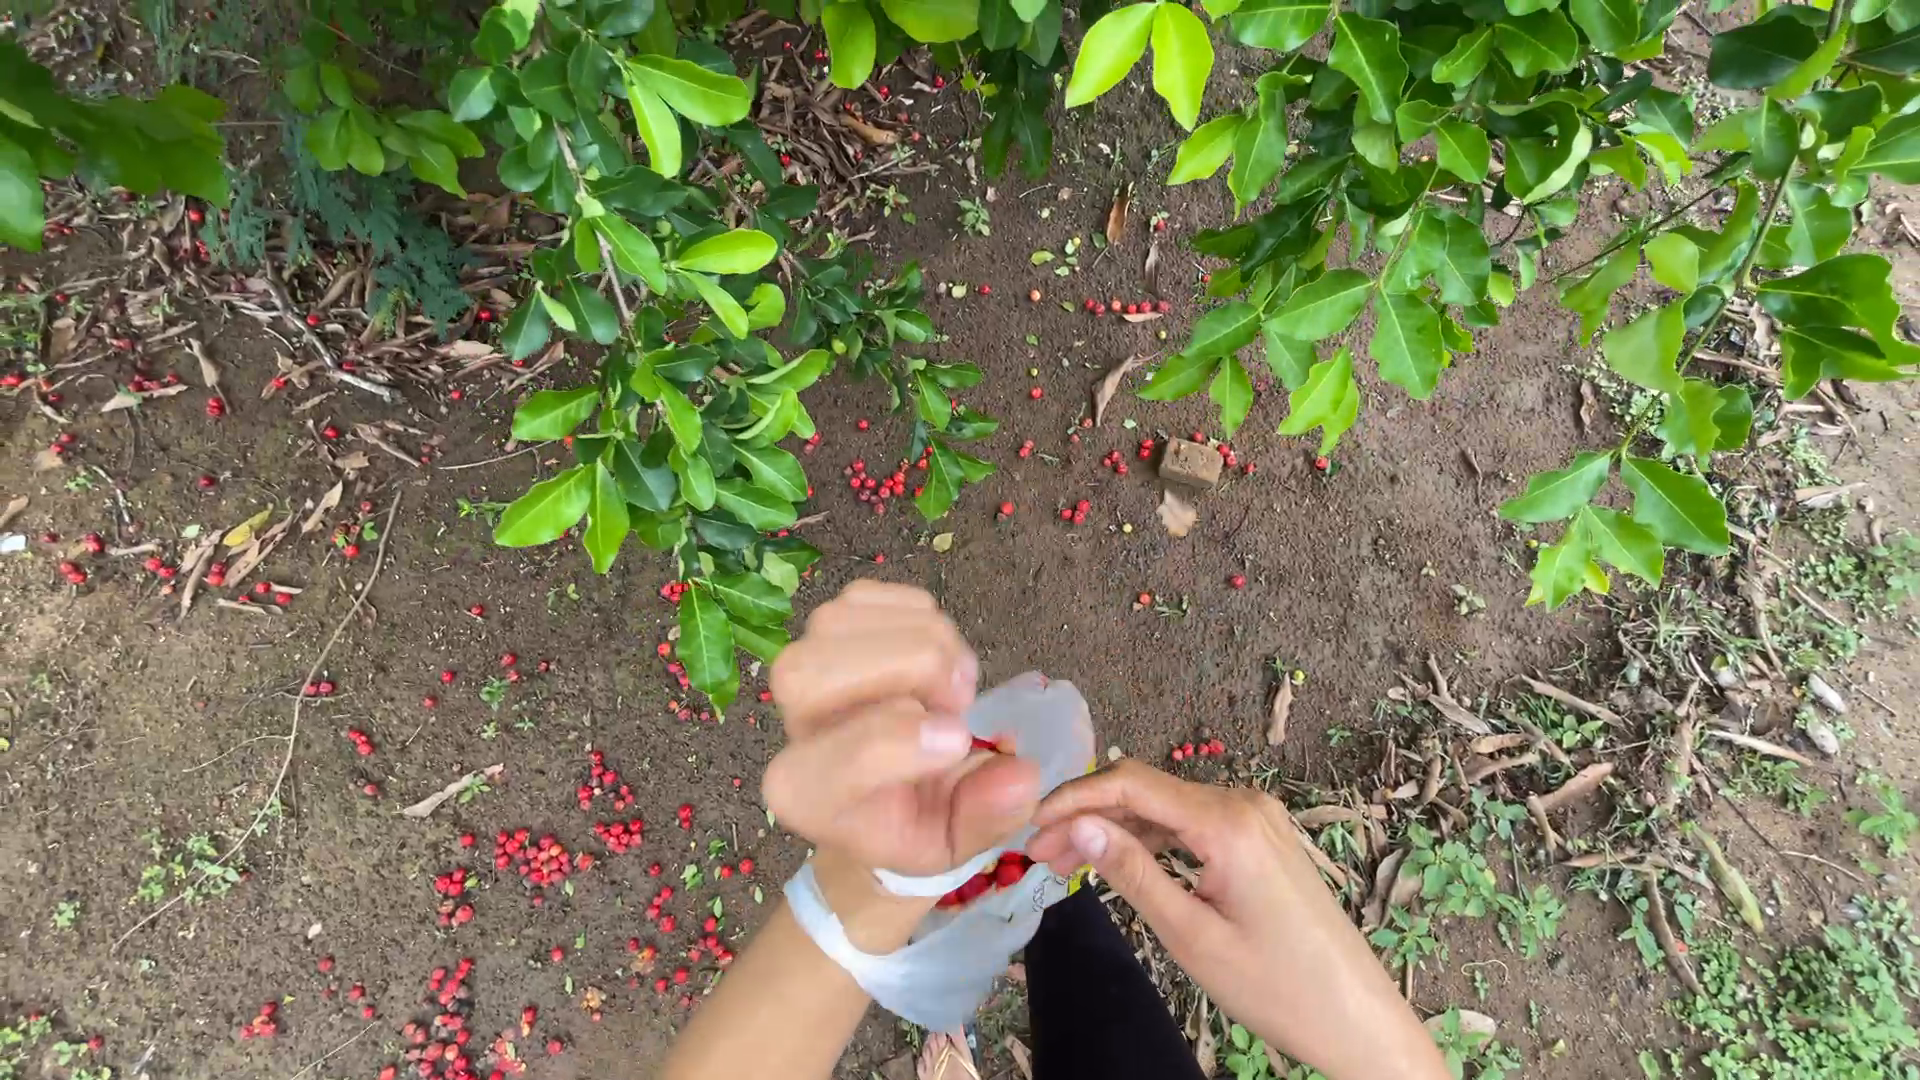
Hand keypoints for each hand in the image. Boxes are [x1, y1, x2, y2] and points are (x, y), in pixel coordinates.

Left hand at [763, 581, 1040, 876]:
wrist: (885, 787)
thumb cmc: (914, 816)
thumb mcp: (954, 843)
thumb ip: (986, 819)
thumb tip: (1020, 775)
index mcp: (809, 794)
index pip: (836, 762)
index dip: (906, 743)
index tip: (960, 740)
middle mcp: (792, 725)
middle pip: (810, 673)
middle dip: (905, 669)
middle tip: (960, 696)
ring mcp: (805, 664)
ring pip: (839, 622)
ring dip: (923, 638)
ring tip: (956, 680)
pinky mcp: (829, 627)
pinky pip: (864, 596)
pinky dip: (917, 613)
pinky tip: (938, 653)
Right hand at [1027, 761, 1448, 1079]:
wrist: (1360, 1020)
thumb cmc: (1276, 988)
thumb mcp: (1192, 936)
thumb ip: (1132, 872)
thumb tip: (1076, 824)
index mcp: (1227, 821)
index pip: (1131, 784)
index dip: (1075, 797)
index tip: (1032, 824)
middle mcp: (1241, 800)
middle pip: (1145, 791)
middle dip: (1089, 815)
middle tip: (1042, 854)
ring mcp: (1253, 814)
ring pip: (1165, 806)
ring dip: (1116, 827)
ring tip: (1069, 861)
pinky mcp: (1257, 832)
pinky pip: (1190, 822)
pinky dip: (1151, 838)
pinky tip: (1120, 859)